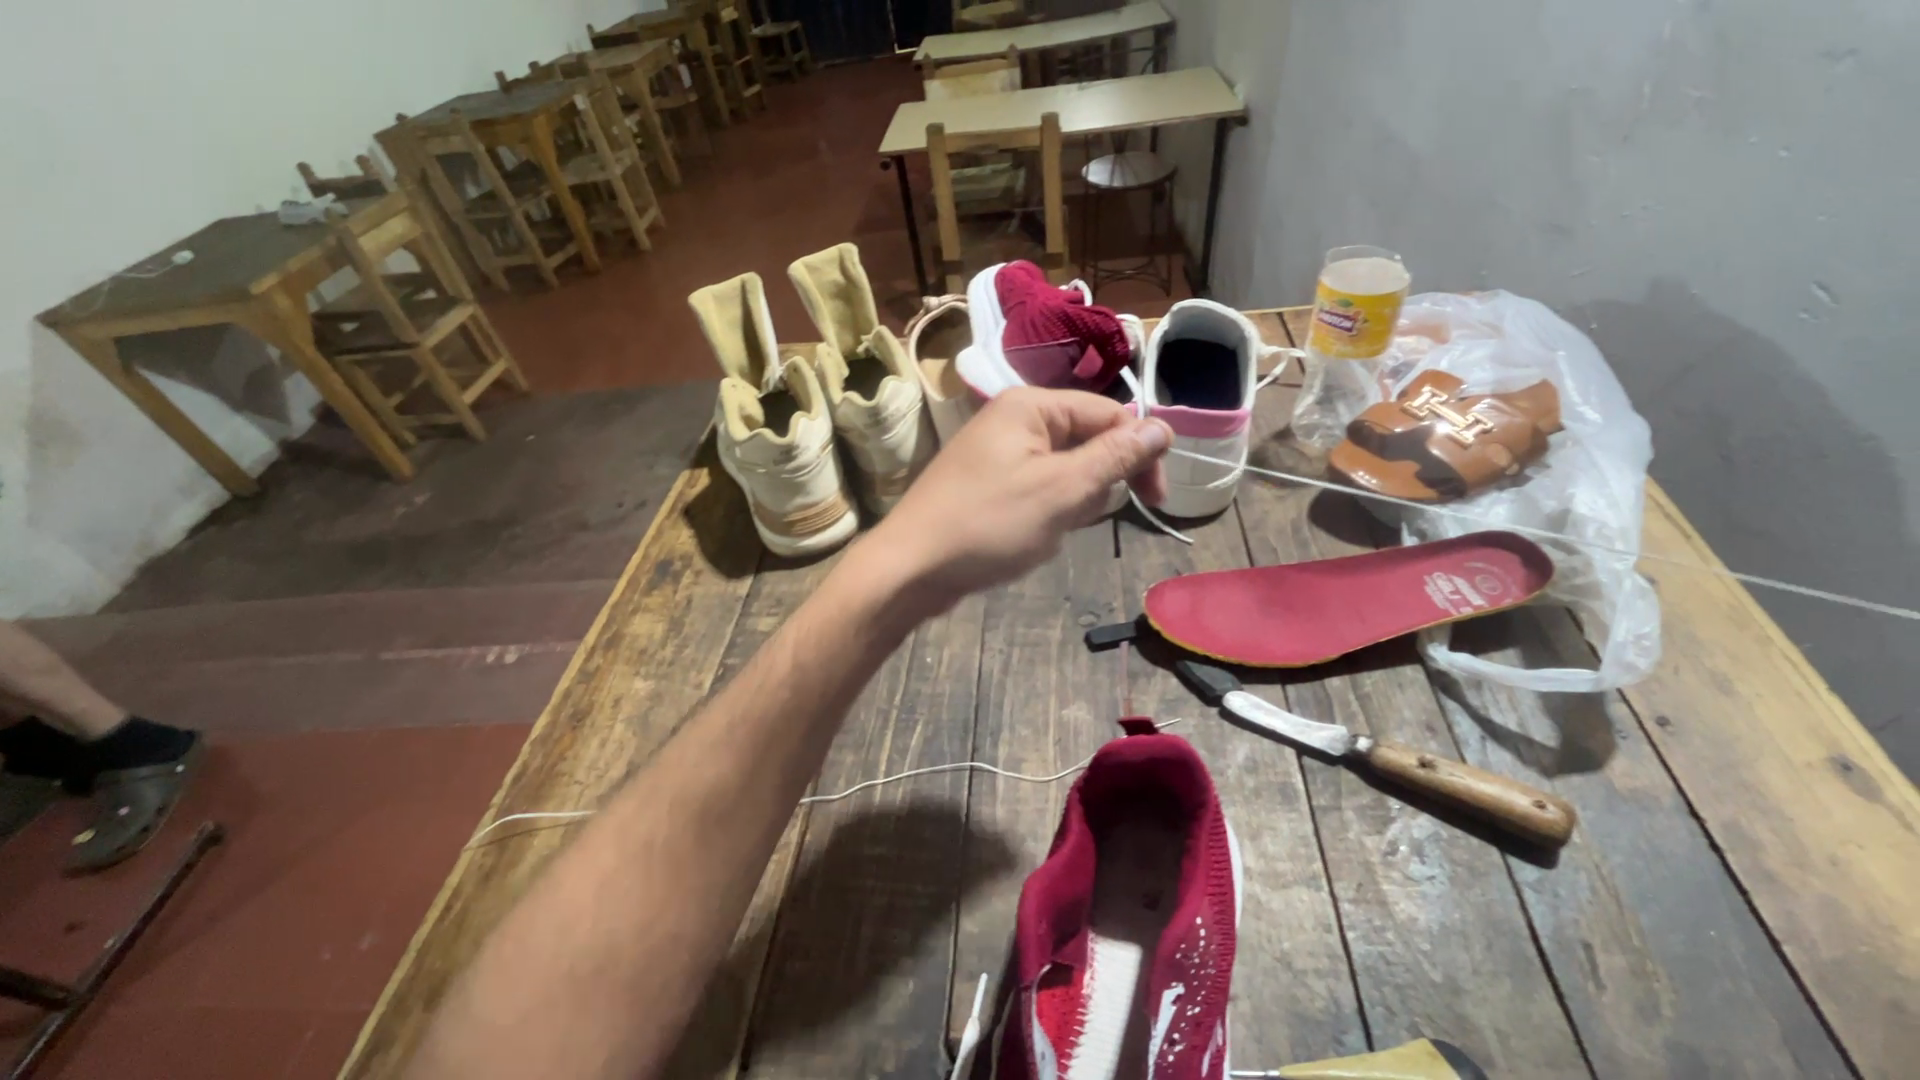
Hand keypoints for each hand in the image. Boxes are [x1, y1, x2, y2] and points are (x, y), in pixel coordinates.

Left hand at [863, 388, 1171, 608]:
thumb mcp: (1063, 490)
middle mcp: (1014, 420)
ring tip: (1041, 532)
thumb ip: (1115, 457)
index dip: (1139, 454)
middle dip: (1094, 485)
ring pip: (1064, 472)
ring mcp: (997, 453)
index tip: (1154, 501)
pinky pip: (1037, 491)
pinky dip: (1044, 515)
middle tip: (1076, 519)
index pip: (1110, 414)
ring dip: (1069, 505)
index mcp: (1031, 406)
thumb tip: (1163, 427)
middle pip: (1087, 441)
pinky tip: (1026, 539)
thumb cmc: (989, 524)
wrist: (911, 568)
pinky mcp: (987, 485)